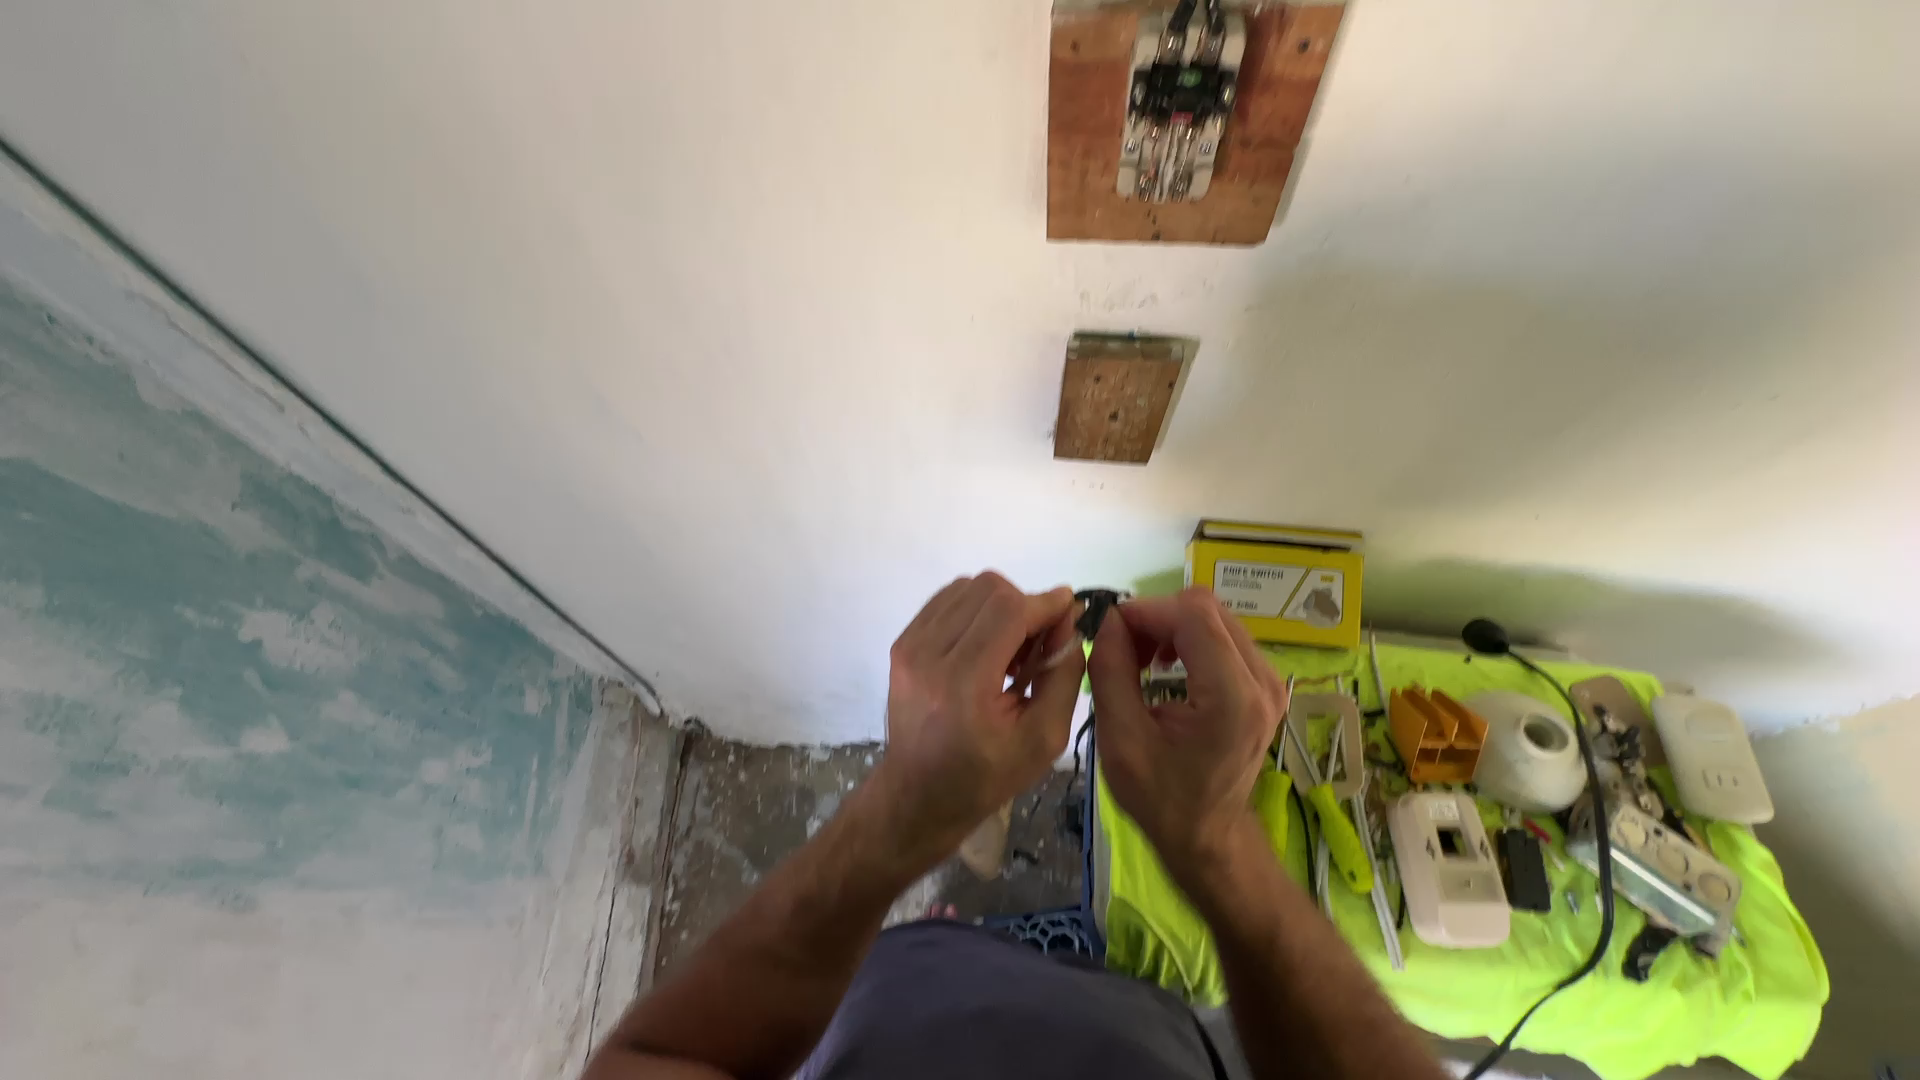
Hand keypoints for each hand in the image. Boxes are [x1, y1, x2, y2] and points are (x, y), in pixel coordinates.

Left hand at [874, 572, 1084, 859]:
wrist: (919, 793)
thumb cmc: (986, 775)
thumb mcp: (1043, 739)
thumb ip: (1063, 675)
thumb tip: (1069, 622)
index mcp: (963, 684)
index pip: (1008, 611)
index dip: (1046, 602)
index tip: (1070, 609)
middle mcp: (928, 654)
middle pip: (988, 590)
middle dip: (1024, 605)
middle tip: (1038, 643)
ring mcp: (908, 645)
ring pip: (967, 587)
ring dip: (1000, 606)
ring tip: (1010, 648)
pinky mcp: (901, 643)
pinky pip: (947, 600)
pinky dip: (975, 610)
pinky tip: (986, 645)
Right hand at [1087, 588, 1288, 883]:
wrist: (1207, 836)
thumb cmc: (1159, 796)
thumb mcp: (1119, 738)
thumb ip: (1111, 669)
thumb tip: (1108, 619)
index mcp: (1232, 698)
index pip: (1192, 615)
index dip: (1146, 611)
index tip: (1110, 631)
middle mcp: (1262, 681)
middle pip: (1206, 608)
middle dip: (1158, 617)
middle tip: (1125, 649)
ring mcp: (1271, 681)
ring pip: (1216, 616)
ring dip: (1172, 626)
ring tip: (1144, 660)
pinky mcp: (1267, 684)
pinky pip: (1225, 635)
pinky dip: (1190, 638)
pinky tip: (1168, 667)